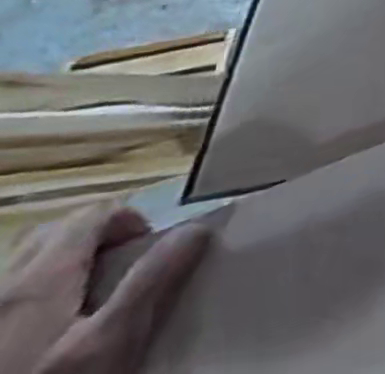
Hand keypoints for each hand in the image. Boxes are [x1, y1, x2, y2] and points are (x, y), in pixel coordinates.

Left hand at [0, 205, 210, 373]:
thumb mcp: (110, 341)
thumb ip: (152, 280)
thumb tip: (194, 229)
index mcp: (40, 279)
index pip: (94, 214)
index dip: (132, 221)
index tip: (152, 252)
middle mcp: (1, 286)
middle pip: (53, 233)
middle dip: (98, 237)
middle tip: (124, 269)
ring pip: (26, 263)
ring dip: (67, 263)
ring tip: (90, 296)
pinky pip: (10, 292)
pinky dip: (40, 290)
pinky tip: (50, 324)